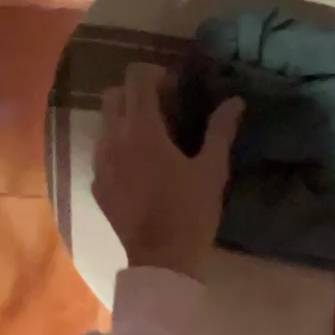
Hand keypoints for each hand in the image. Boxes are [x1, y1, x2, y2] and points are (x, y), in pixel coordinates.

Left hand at [91, 63, 243, 280]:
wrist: (163, 260)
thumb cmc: (192, 213)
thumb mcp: (212, 171)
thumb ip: (220, 131)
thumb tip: (236, 101)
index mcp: (142, 129)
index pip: (137, 77)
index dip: (156, 75)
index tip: (175, 90)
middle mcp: (113, 138)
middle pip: (114, 95)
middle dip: (136, 94)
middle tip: (163, 112)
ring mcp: (100, 163)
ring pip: (104, 124)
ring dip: (125, 121)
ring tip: (151, 142)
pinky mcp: (97, 186)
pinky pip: (103, 154)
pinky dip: (118, 150)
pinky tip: (140, 171)